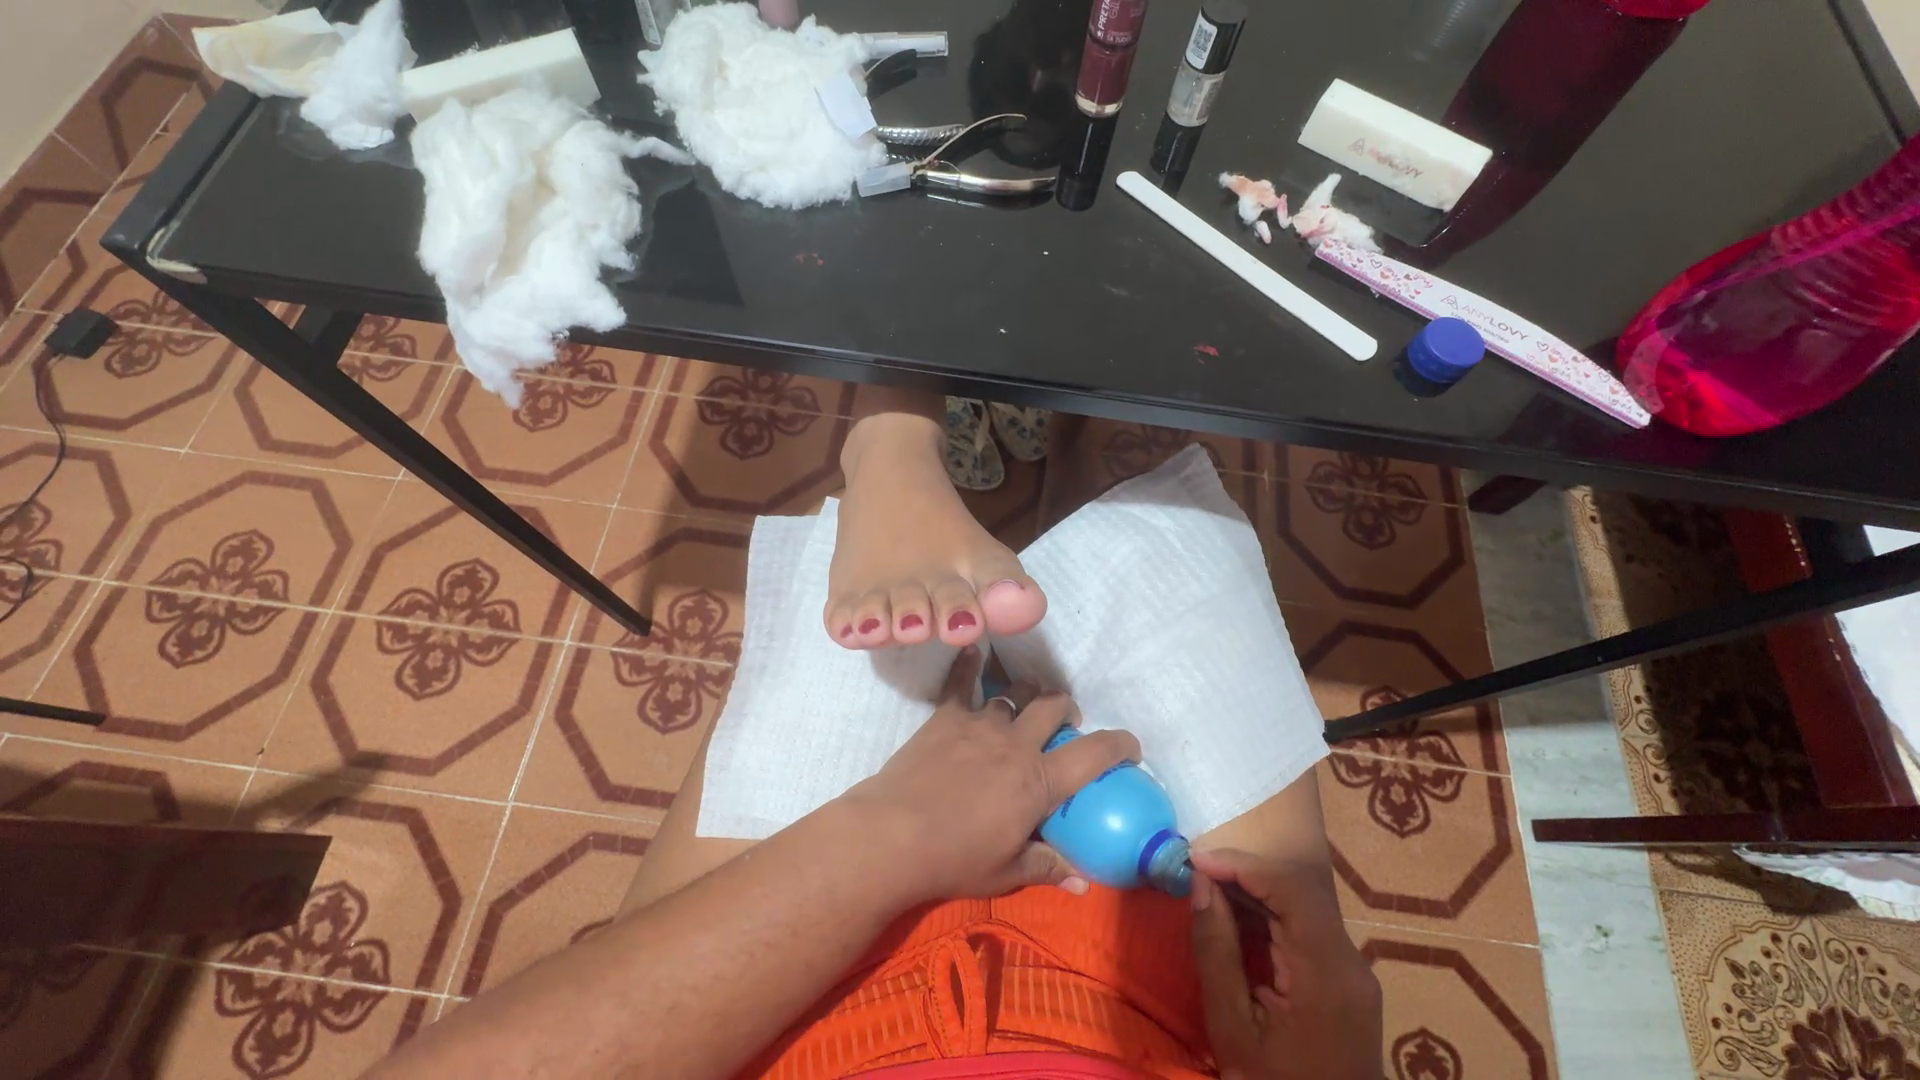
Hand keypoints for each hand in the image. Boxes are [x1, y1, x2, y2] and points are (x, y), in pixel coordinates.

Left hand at [842, 646, 1139, 902]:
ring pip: (1014, 693)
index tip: (1129, 746)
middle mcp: (1016, 743)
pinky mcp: (945, 717)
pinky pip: (961, 681)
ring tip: (1023, 702)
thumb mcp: (1007, 872)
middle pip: (1053, 706)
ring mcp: (980, 725)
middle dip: (1066, 708)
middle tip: (1064, 722)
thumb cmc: (953, 859)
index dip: (1120, 744)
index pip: (1095, 753)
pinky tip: (972, 649)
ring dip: (1025, 694)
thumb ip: (1047, 868)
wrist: (892, 835)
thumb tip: (1080, 883)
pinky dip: (969, 663)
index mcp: (1040, 782)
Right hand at [1189, 849, 1382, 1079]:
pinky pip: (1306, 930)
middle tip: (1194, 874)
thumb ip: (1217, 950)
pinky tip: (1235, 920)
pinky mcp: (1347, 981)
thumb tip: (1201, 885)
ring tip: (1206, 891)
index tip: (1196, 861)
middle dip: (1244, 874)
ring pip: (1302, 906)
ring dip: (1254, 893)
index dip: (1242, 864)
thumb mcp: (1232, 1026)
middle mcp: (1350, 962)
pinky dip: (1269, 916)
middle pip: (1299, 893)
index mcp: (1326, 972)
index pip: (1290, 888)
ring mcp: (1353, 971)